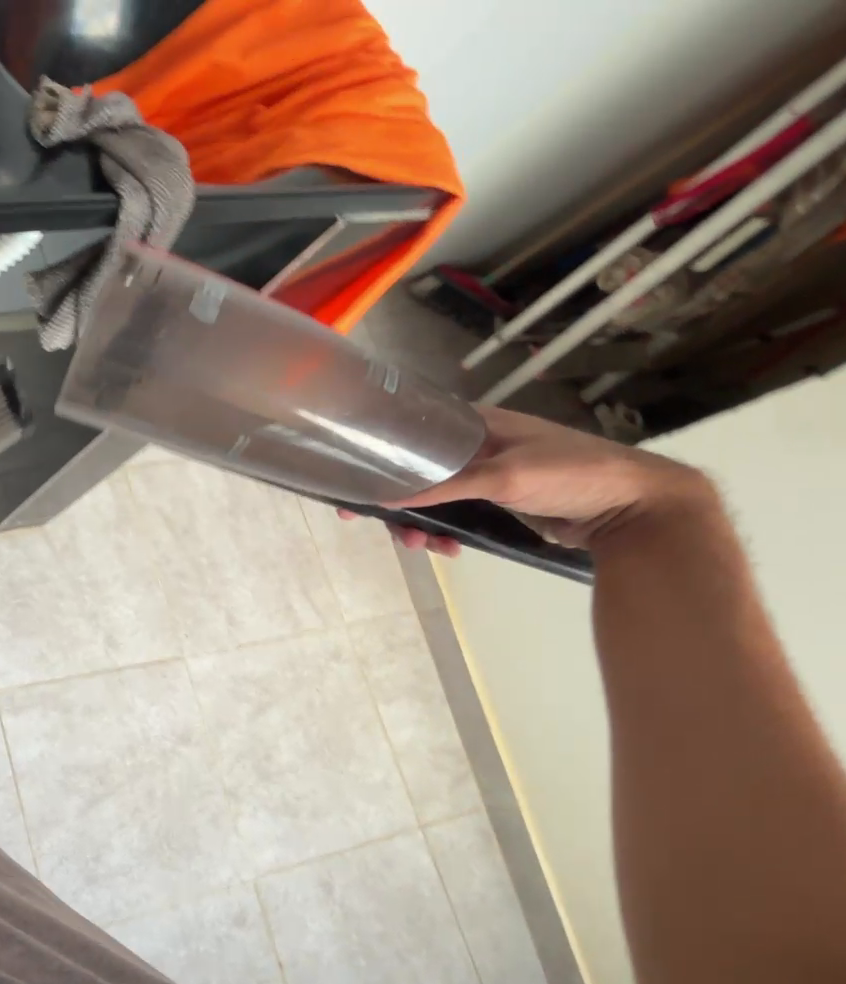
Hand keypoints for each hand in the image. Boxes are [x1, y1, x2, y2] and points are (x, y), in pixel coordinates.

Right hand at [347, 405, 711, 552]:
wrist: (638, 508)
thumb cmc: (573, 474)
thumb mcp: (504, 476)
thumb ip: (444, 486)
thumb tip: (384, 499)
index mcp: (477, 424)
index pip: (411, 433)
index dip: (379, 458)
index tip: (354, 486)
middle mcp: (476, 445)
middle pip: (415, 472)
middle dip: (398, 504)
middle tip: (386, 530)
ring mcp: (486, 476)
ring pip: (432, 500)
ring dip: (421, 525)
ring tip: (424, 547)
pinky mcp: (498, 503)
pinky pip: (455, 517)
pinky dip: (446, 533)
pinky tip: (451, 550)